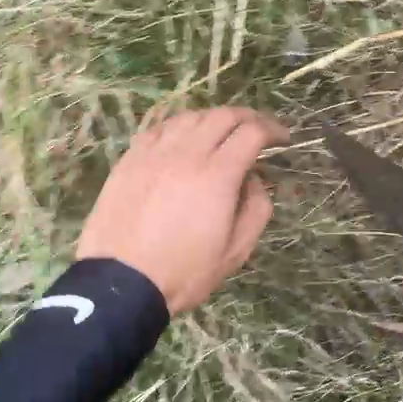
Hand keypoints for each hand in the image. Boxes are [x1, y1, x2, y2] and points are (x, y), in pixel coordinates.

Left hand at [75, 108, 286, 314]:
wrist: (120, 285)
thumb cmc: (184, 272)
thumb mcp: (236, 251)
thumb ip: (256, 209)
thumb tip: (254, 180)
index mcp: (218, 175)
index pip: (252, 133)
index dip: (273, 129)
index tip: (283, 139)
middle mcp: (186, 154)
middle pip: (222, 116)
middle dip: (247, 117)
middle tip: (258, 129)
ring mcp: (154, 154)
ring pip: (190, 117)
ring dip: (213, 119)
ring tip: (222, 132)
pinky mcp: (129, 160)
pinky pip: (159, 128)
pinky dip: (180, 126)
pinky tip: (184, 138)